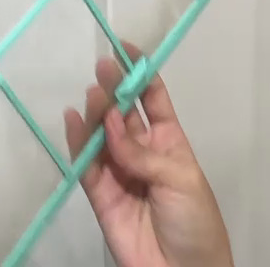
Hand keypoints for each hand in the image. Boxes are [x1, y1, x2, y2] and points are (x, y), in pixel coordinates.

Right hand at [62, 45, 233, 266]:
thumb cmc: (197, 223)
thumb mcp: (181, 180)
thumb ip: (142, 153)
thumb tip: (109, 123)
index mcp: (169, 142)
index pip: (152, 97)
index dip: (139, 72)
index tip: (124, 47)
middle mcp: (141, 150)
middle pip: (123, 111)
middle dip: (114, 87)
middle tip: (103, 67)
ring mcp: (119, 171)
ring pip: (102, 133)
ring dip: (97, 112)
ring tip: (94, 95)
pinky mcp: (100, 195)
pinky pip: (85, 164)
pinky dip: (77, 142)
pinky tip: (73, 119)